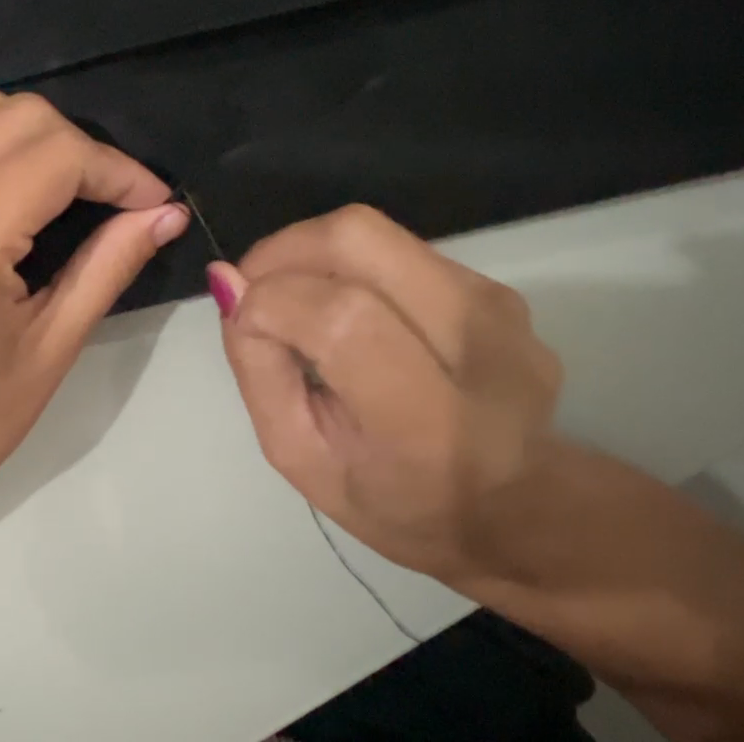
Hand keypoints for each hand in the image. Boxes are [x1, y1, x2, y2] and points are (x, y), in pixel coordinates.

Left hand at [0, 82, 188, 547]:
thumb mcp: (51, 350)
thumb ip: (109, 264)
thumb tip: (166, 213)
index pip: (60, 155)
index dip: (120, 172)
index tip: (153, 204)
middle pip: (18, 115)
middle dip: (80, 149)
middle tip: (109, 203)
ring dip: (22, 130)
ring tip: (50, 185)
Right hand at [210, 204, 562, 585]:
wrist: (517, 510)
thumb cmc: (395, 501)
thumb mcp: (301, 457)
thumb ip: (258, 369)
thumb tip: (226, 282)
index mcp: (429, 422)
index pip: (343, 318)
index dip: (273, 301)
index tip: (242, 318)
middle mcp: (479, 349)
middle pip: (361, 240)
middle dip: (284, 249)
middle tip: (254, 285)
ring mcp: (499, 310)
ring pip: (377, 233)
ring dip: (312, 251)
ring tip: (295, 297)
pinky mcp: (499, 289)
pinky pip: (400, 247)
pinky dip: (349, 263)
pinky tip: (346, 304)